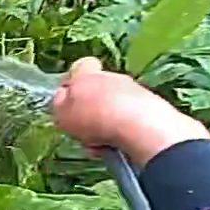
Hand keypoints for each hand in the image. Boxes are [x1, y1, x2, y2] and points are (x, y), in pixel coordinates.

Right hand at [51, 56, 209, 166]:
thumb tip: (63, 95)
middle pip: (96, 87)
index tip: (66, 97)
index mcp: (87, 76)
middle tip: (80, 125)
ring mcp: (134, 90)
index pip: (79, 66)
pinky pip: (127, 115)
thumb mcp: (61, 113)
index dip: (72, 80)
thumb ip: (59, 102)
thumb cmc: (94, 118)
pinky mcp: (150, 104)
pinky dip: (119, 128)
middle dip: (88, 104)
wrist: (142, 127)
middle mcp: (113, 78)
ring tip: (97, 140)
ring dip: (103, 119)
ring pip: (111, 104)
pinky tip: (114, 143)